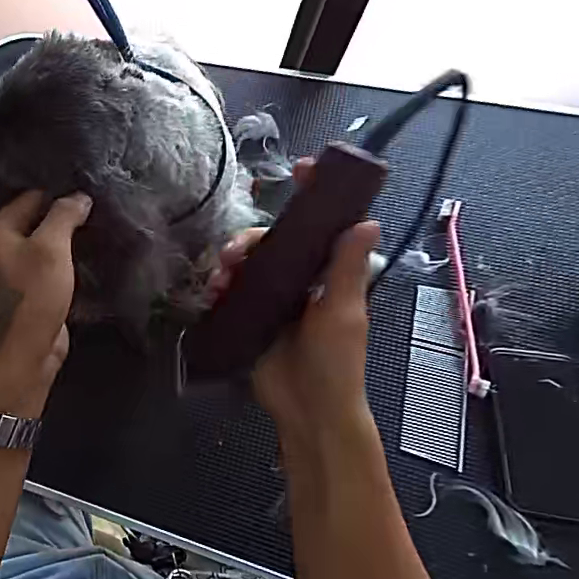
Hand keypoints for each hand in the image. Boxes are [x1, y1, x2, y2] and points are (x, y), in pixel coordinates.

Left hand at [0, 190, 92, 417]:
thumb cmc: (34, 296)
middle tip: (102, 202)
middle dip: (67, 213)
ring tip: (103, 223)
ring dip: (71, 236)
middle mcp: (2, 243)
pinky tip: (94, 249)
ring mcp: (17, 266)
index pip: (33, 195)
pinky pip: (52, 262)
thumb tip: (80, 196)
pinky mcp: (33, 286)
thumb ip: (64, 215)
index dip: (62, 192)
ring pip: (48, 241)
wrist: (26, 352)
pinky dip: (69, 257)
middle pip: (39, 216)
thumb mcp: (51, 248)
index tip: (93, 187)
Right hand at [209, 158, 381, 449]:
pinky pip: (233, 291)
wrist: (308, 410)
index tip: (300, 169)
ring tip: (218, 279)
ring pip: (248, 263)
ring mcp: (275, 299)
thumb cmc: (335, 363)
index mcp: (330, 275)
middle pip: (272, 241)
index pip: (323, 226)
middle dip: (249, 238)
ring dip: (230, 262)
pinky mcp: (252, 318)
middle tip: (231, 254)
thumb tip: (366, 221)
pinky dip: (220, 287)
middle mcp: (302, 280)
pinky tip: (212, 294)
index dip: (313, 195)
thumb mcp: (343, 313)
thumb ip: (347, 269)